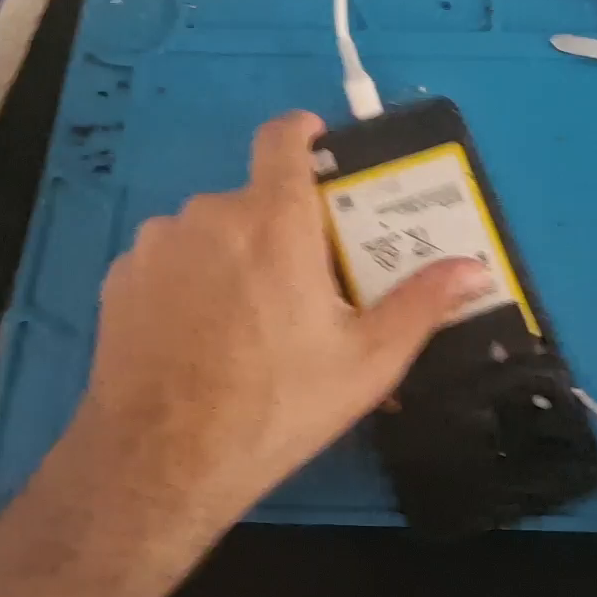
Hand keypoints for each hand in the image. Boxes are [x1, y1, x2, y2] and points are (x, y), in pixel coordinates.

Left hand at [68, 110, 494, 528]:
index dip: (302, 132)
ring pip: (210, 227)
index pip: (283, 137)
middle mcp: (212, 214)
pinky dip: (187, 277)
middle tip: (297, 285)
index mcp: (275, 221)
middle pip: (255, 197)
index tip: (319, 146)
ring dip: (231, 252)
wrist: (159, 465)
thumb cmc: (276, 404)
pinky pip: (167, 256)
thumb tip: (477, 268)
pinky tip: (194, 333)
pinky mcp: (120, 275)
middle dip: (278, 226)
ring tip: (242, 317)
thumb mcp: (366, 361)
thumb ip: (422, 303)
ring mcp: (158, 243)